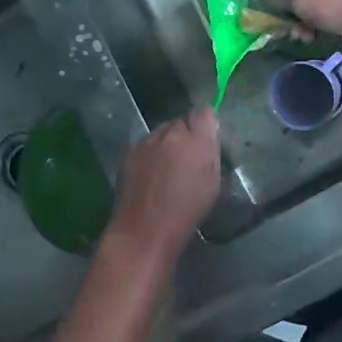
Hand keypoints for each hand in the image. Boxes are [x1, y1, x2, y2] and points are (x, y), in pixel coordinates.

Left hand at [107, 106, 220, 256]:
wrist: (145, 228)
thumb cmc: (186, 211)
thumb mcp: (212, 183)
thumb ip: (211, 152)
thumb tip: (209, 133)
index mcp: (197, 141)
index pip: (204, 112)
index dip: (205, 122)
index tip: (207, 136)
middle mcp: (171, 133)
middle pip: (181, 121)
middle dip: (186, 133)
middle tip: (187, 157)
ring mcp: (147, 141)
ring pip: (162, 131)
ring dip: (167, 142)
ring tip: (166, 167)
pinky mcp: (129, 150)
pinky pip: (145, 143)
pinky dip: (150, 152)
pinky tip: (150, 172)